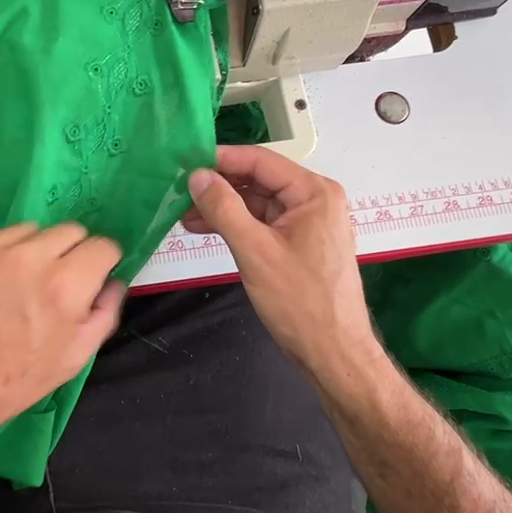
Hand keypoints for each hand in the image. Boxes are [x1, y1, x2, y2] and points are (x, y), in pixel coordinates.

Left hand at [0, 222, 126, 448]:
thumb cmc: (14, 380)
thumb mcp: (75, 357)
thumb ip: (104, 312)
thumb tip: (113, 281)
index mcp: (65, 285)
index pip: (103, 245)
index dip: (102, 263)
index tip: (92, 278)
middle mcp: (29, 257)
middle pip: (71, 231)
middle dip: (72, 254)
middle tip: (55, 285)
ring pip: (32, 230)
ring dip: (35, 251)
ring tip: (18, 287)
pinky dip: (1, 255)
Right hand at [183, 146, 379, 376]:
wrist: (333, 353)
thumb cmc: (299, 301)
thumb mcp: (255, 251)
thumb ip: (224, 208)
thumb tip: (196, 175)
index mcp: (314, 192)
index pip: (260, 161)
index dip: (221, 159)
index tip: (184, 162)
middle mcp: (315, 200)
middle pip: (258, 180)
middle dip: (218, 186)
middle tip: (178, 192)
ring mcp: (308, 222)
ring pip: (257, 202)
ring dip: (223, 207)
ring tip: (184, 215)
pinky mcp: (299, 243)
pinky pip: (262, 222)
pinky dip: (236, 224)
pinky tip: (205, 228)